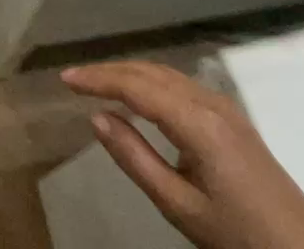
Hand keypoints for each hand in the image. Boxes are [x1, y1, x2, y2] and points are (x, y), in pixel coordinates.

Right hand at [62, 61, 303, 248]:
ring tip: (97, 83)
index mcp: (198, 123)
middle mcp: (211, 103)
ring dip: (130, 73)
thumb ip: (136, 158)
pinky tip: (138, 96)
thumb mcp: (179, 206)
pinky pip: (181, 86)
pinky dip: (151, 82)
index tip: (65, 79)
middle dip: (110, 70)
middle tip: (74, 79)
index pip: (137, 86)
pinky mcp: (232, 119)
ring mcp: (225, 108)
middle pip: (152, 72)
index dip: (98, 79)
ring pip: (167, 75)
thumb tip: (98, 118)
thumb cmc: (238, 234)